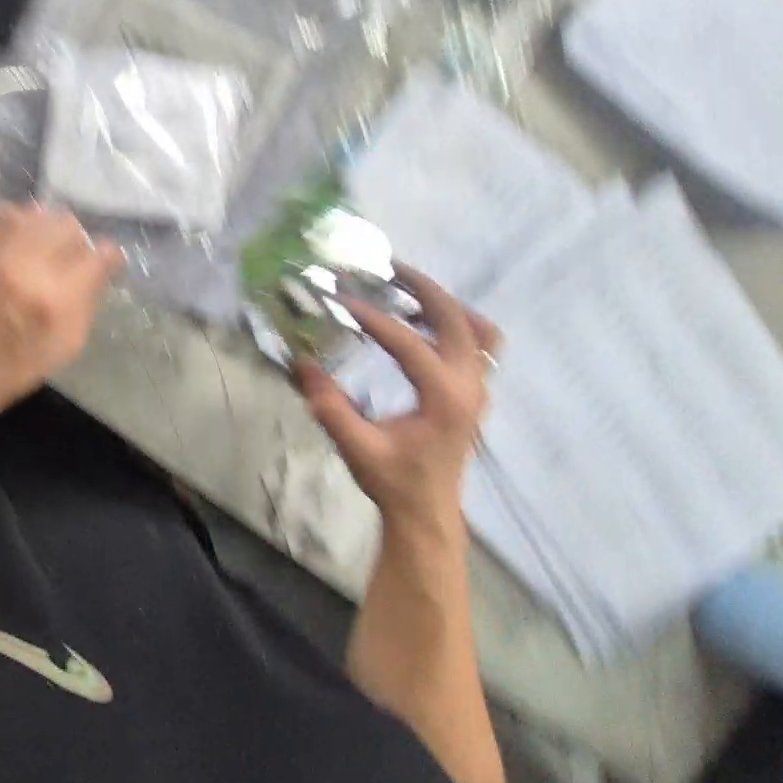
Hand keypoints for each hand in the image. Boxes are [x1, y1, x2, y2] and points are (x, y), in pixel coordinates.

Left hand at [0, 205, 124, 412]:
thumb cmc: (20, 365)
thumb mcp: (70, 343)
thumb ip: (90, 298)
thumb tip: (104, 264)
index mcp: (54, 297)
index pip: (98, 254)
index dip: (109, 258)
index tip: (108, 263)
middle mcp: (26, 266)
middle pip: (67, 225)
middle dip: (77, 241)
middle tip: (72, 259)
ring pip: (36, 213)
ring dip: (48, 228)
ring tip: (46, 247)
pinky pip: (3, 216)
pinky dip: (19, 223)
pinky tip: (21, 241)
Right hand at [293, 267, 500, 541]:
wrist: (426, 512)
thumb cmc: (393, 481)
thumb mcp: (356, 446)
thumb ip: (329, 406)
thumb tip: (301, 364)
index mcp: (444, 399)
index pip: (410, 344)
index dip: (375, 319)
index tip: (343, 301)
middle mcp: (469, 386)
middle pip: (458, 320)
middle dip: (423, 290)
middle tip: (388, 270)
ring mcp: (479, 389)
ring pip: (478, 330)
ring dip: (446, 306)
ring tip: (409, 294)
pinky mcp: (475, 394)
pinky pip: (480, 346)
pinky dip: (457, 326)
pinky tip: (424, 328)